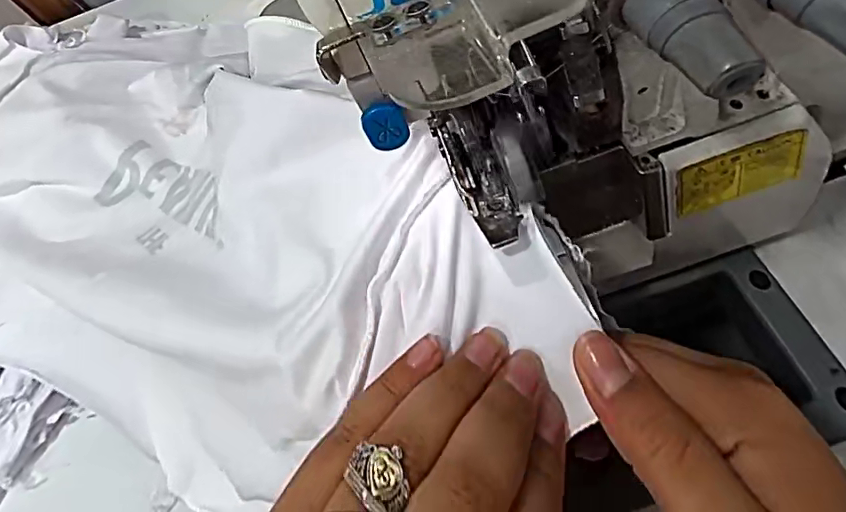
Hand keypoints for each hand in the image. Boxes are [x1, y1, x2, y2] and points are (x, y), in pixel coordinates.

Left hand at [273, 328, 568, 510]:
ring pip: (403, 442)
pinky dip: (388, 388)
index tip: (551, 412)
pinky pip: (345, 435)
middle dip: (500, 413)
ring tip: (482, 349)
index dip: (539, 461)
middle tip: (523, 366)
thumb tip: (539, 460)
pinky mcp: (294, 511)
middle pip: (464, 476)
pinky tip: (420, 357)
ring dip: (449, 387)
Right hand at [572, 331, 845, 510]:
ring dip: (615, 408)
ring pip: (654, 385)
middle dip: (595, 385)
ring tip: (589, 443)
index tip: (547, 397)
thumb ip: (656, 431)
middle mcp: (749, 394)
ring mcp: (754, 420)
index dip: (577, 369)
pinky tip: (634, 455)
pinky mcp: (753, 447)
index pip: (624, 348)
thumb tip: (595, 355)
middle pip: (639, 360)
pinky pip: (677, 412)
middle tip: (562, 425)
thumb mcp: (718, 511)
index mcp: (740, 396)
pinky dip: (644, 426)